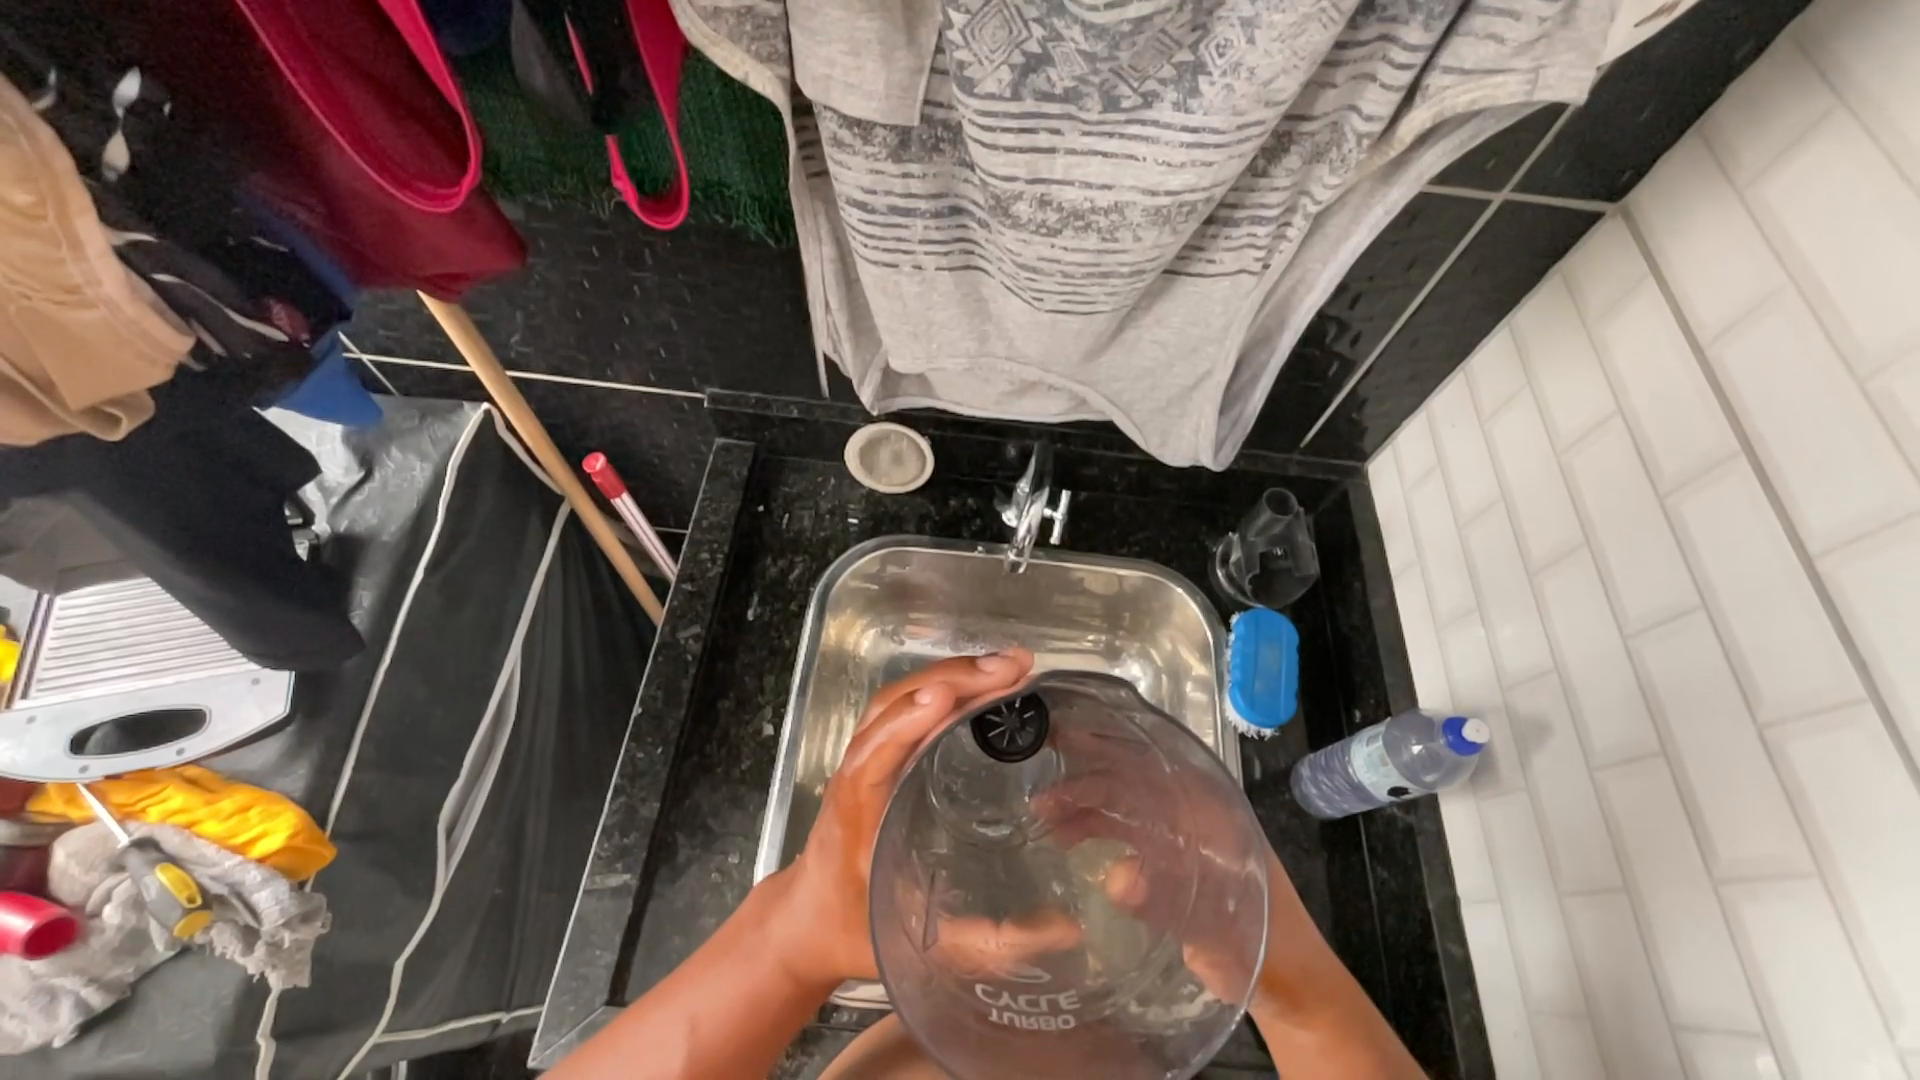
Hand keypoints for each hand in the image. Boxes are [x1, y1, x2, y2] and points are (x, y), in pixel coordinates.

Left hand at [769, 649, 1035, 987]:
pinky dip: (946, 685)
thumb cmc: (851, 928)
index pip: (874, 754)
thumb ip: (985, 943)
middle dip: (952, 680)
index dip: (906, 724)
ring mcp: (866, 756)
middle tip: (1014, 670)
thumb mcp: (915, 941)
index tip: (945, 699)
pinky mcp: (879, 752)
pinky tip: (985, 682)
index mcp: (853, 810)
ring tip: (1010, 667)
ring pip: (899, 697)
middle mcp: (856, 770)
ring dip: (952, 674)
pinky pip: (906, 705)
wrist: (806, 919)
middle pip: (892, 707)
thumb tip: (1063, 933)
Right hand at [1034, 757, 1274, 1005]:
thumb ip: (1171, 907)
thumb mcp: (1223, 935)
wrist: (1296, 991)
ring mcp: (1186, 835)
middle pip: (1134, 780)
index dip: (1107, 749)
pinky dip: (1096, 829)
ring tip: (1042, 818)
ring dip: (1085, 806)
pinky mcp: (1175, 861)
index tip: (1064, 739)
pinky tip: (1066, 840)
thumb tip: (1115, 879)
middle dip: (1085, 778)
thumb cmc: (1269, 956)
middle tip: (1037, 779)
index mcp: (1215, 813)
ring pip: (1126, 804)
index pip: (1154, 766)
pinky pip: (1129, 830)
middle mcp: (1198, 812)